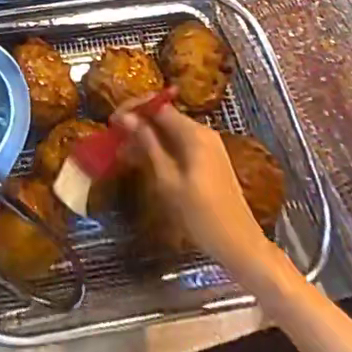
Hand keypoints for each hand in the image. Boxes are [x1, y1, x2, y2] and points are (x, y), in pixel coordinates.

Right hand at [116, 97, 272, 269]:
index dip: (133, 109)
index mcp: (194, 133)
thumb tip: (127, 118)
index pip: (158, 105)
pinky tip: (143, 162)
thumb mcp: (168, 180)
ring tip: (122, 154)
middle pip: (164, 116)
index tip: (112, 122)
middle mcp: (202, 133)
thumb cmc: (201, 214)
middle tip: (113, 140)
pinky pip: (179, 145)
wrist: (240, 245)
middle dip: (137, 125)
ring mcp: (207, 146)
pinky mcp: (208, 160)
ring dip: (146, 139)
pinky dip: (160, 149)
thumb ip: (148, 144)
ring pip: (169, 132)